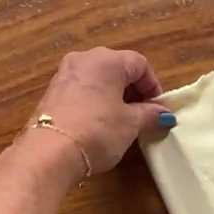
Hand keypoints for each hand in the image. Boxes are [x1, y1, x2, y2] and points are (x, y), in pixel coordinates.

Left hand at [21, 48, 173, 178]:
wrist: (49, 153)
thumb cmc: (97, 131)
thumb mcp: (131, 124)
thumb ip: (149, 114)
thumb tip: (164, 114)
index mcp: (106, 60)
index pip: (140, 64)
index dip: (153, 87)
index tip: (158, 110)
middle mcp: (83, 59)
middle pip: (117, 69)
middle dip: (134, 91)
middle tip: (143, 116)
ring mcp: (64, 75)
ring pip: (98, 80)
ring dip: (114, 97)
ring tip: (122, 122)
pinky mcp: (52, 93)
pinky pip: (82, 91)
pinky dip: (96, 102)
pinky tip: (99, 125)